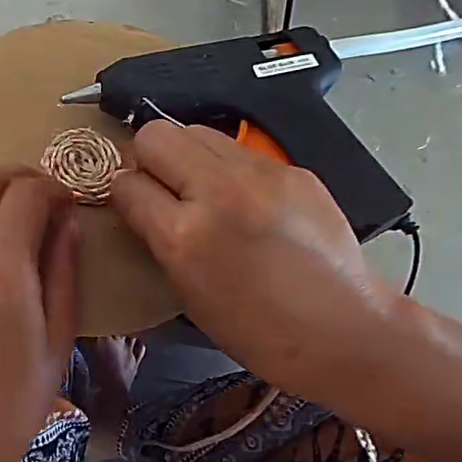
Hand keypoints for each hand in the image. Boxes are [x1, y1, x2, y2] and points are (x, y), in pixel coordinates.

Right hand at [109, 122, 404, 397]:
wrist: (340, 329)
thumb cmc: (256, 328)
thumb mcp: (186, 291)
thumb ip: (158, 237)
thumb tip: (141, 202)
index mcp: (183, 236)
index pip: (127, 183)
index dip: (122, 191)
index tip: (130, 200)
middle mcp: (218, 193)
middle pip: (157, 135)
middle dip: (147, 157)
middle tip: (160, 185)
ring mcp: (261, 175)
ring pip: (198, 131)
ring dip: (187, 155)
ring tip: (201, 190)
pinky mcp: (293, 169)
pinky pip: (241, 150)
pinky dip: (229, 168)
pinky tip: (245, 200)